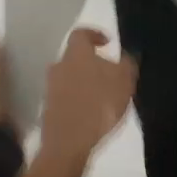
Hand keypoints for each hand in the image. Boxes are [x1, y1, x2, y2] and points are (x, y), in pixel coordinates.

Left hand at [39, 29, 137, 162]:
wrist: (67, 143)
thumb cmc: (98, 104)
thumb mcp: (124, 81)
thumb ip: (127, 64)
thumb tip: (126, 55)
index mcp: (76, 53)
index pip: (81, 33)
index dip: (95, 35)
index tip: (108, 43)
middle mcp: (59, 65)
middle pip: (75, 57)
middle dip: (91, 63)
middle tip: (109, 73)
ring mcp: (51, 88)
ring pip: (70, 77)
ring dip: (85, 82)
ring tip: (104, 96)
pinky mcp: (49, 109)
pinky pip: (66, 97)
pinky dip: (78, 100)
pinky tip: (92, 113)